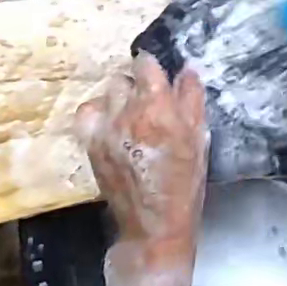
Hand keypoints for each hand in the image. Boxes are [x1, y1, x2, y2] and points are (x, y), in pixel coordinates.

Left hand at [77, 54, 207, 250]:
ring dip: (119, 97)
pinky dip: (98, 112)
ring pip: (106, 93)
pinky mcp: (90, 144)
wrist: (154, 221)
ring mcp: (104, 128)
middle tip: (151, 98)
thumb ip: (192, 97)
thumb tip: (186, 69)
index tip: (158, 72)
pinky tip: (111, 122)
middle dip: (137, 83)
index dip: (152, 64)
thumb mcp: (199, 134)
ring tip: (131, 112)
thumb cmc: (185, 177)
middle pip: (124, 77)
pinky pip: (87, 113)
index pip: (144, 64)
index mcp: (156, 106)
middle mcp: (126, 112)